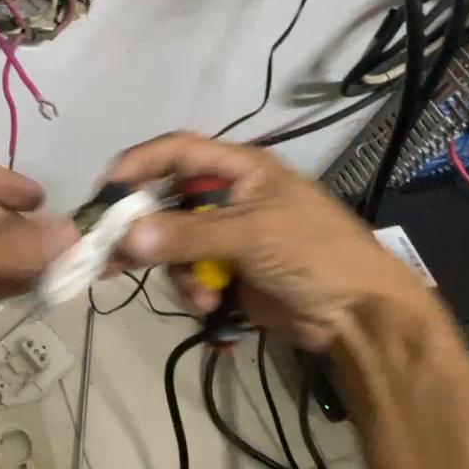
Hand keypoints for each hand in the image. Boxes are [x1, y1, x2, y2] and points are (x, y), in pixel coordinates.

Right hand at [104, 132, 439, 350]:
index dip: (140, 163)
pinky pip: (187, 271)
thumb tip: (127, 237)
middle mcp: (228, 195)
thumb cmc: (315, 255)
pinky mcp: (227, 270)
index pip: (178, 151)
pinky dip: (191, 288)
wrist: (361, 316)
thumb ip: (188, 235)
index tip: (106, 188)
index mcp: (240, 168)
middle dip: (143, 227)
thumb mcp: (253, 237)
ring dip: (174, 268)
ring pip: (172, 242)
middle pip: (166, 200)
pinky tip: (208, 305)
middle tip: (112, 251)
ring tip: (196, 294)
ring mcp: (227, 235)